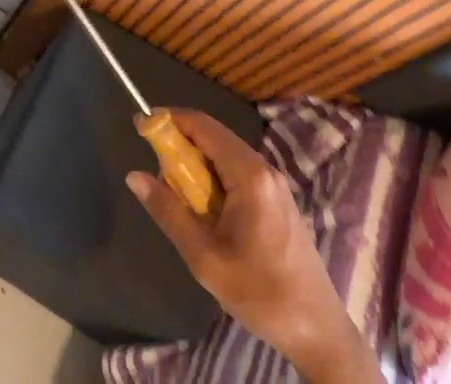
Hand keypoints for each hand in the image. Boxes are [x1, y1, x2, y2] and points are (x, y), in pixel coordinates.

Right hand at [127, 109, 376, 382]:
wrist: (316, 329)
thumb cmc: (259, 292)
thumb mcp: (204, 257)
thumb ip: (168, 212)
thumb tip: (134, 175)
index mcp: (249, 176)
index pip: (204, 126)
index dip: (169, 120)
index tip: (140, 127)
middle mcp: (265, 170)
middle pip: (214, 139)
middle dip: (180, 148)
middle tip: (156, 178)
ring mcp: (275, 186)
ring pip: (225, 158)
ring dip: (196, 168)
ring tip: (177, 201)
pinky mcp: (278, 202)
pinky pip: (237, 175)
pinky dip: (213, 182)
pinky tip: (204, 213)